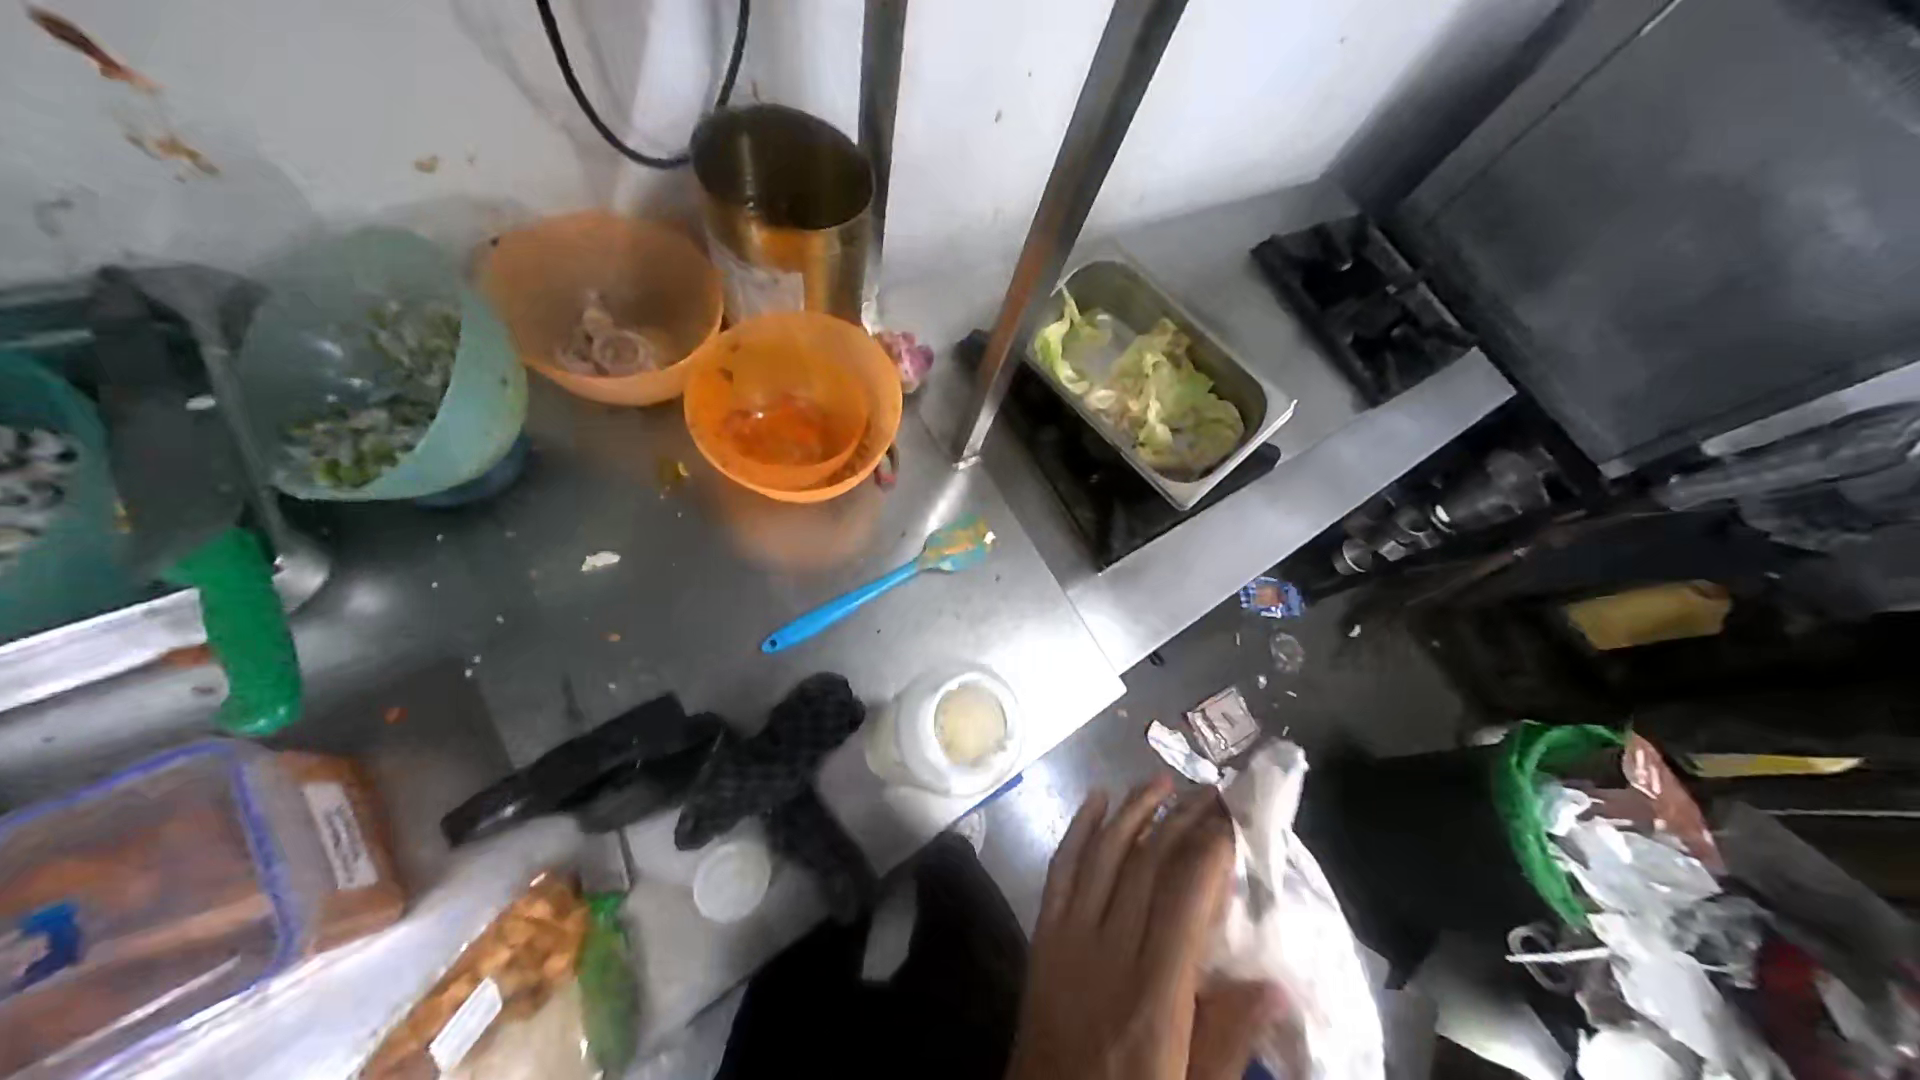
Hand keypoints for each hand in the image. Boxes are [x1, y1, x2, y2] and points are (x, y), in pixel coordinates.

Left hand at [1004, 777, 1271, 1079]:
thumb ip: (1228, 1039)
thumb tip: (1275, 983)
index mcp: (1153, 994)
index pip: (1184, 899)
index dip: (1209, 851)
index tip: (1231, 819)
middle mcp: (1108, 951)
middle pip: (1146, 866)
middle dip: (1180, 820)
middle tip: (1208, 790)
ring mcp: (1068, 937)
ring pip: (1103, 855)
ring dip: (1133, 811)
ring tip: (1161, 780)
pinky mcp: (1042, 935)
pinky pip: (1060, 870)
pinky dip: (1078, 829)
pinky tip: (1095, 800)